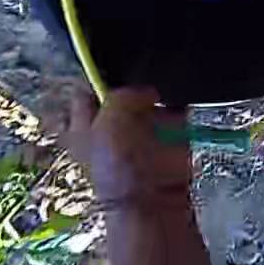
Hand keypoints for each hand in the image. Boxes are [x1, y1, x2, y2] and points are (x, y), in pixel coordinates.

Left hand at [67, 86, 193, 211]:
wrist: (154, 198)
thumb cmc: (120, 168)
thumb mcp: (107, 128)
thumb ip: (120, 98)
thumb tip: (144, 89)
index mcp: (85, 124)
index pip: (89, 88)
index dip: (101, 75)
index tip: (119, 66)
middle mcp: (113, 122)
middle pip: (121, 87)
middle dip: (132, 79)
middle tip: (142, 79)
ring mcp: (143, 125)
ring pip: (149, 92)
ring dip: (157, 87)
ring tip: (161, 87)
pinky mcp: (171, 128)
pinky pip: (176, 103)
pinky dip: (178, 98)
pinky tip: (177, 96)